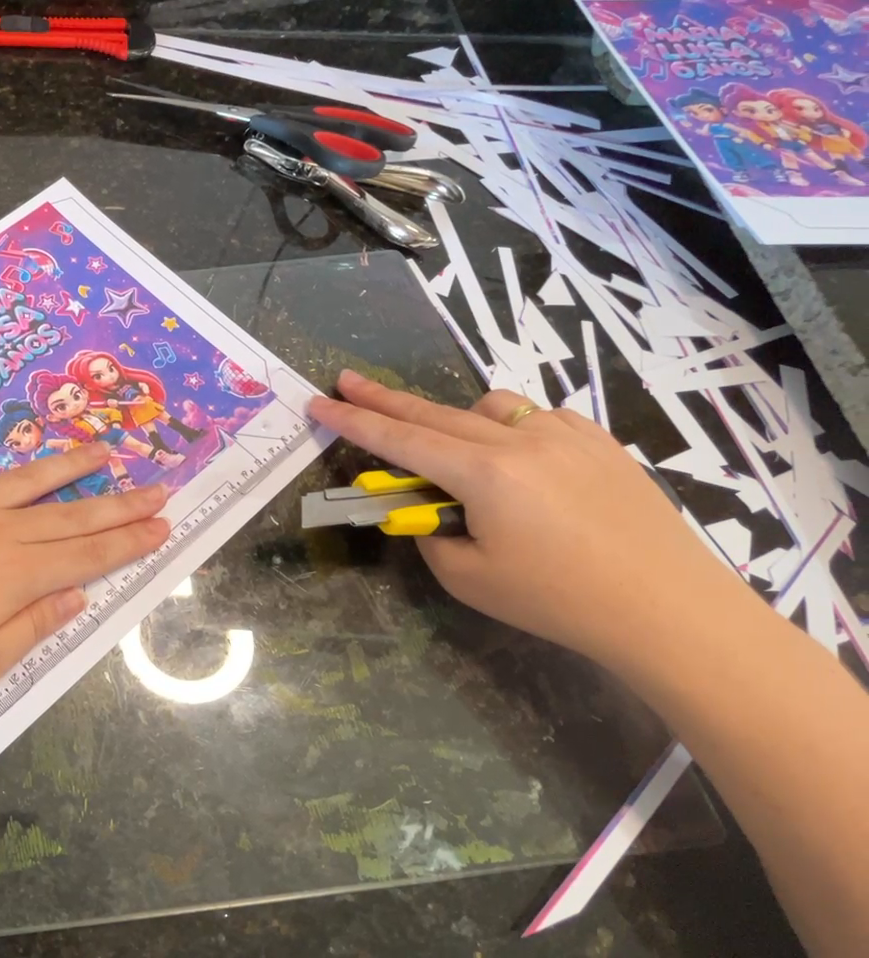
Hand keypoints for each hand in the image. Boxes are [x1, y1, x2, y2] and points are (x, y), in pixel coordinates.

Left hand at [0, 389, 170, 695]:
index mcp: (18, 574)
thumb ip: (33, 627)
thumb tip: (79, 596)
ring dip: (69, 463)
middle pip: (72, 515)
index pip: (89, 557)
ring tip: (103, 446)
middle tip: (159, 486)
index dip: (130, 542)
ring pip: (27, 478)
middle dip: (120, 503)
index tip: (164, 526)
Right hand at [306, 370, 744, 666]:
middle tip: (344, 381)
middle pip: (433, 412)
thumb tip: (429, 509)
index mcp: (485, 475)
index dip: (352, 421)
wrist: (672, 610)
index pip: (399, 440)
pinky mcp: (601, 444)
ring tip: (449, 446)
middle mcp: (521, 442)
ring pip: (490, 406)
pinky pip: (538, 417)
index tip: (319, 403)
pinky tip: (519, 459)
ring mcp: (566, 436)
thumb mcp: (467, 578)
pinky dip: (511, 428)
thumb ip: (431, 534)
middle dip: (383, 399)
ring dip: (455, 417)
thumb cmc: (559, 601)